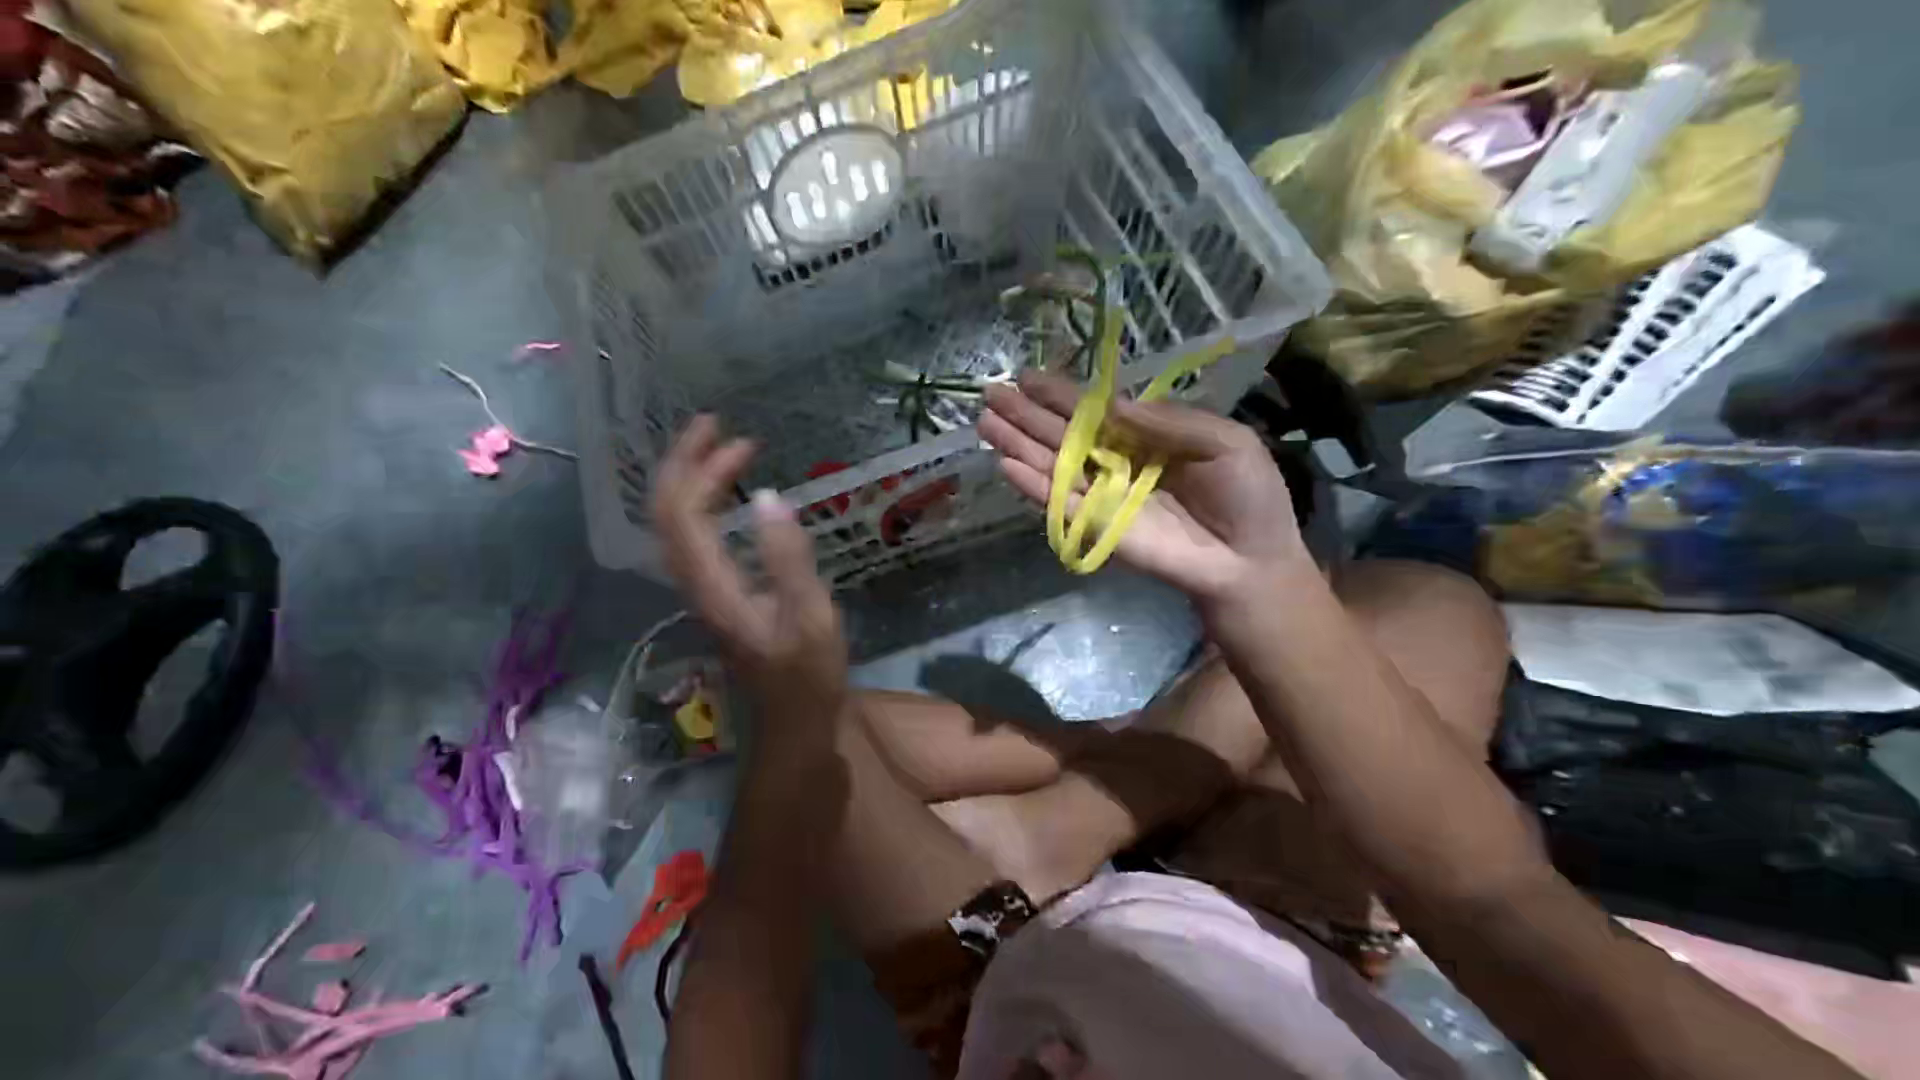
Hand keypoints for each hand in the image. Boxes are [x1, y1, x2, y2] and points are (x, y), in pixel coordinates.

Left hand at [651, 415, 848, 739]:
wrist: (795, 723)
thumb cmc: (808, 676)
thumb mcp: (811, 618)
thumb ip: (788, 559)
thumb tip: (767, 497)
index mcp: (714, 586)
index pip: (684, 514)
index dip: (702, 470)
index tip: (740, 440)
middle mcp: (696, 583)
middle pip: (666, 511)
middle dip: (684, 461)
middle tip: (715, 424)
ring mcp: (703, 589)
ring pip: (676, 523)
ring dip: (691, 479)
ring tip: (722, 448)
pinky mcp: (718, 593)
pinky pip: (694, 535)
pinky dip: (705, 503)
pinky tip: (731, 495)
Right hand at [979, 372, 1306, 602]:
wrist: (1250, 559)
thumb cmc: (1246, 495)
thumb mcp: (1223, 441)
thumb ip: (1168, 421)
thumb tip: (1113, 404)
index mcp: (1144, 437)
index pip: (1094, 411)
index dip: (1061, 394)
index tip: (1028, 377)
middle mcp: (1115, 463)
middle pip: (1062, 436)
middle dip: (1026, 415)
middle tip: (990, 393)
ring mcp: (1102, 497)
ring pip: (1052, 466)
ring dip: (1017, 443)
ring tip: (984, 422)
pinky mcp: (1096, 528)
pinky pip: (1060, 504)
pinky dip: (1033, 486)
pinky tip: (1005, 463)